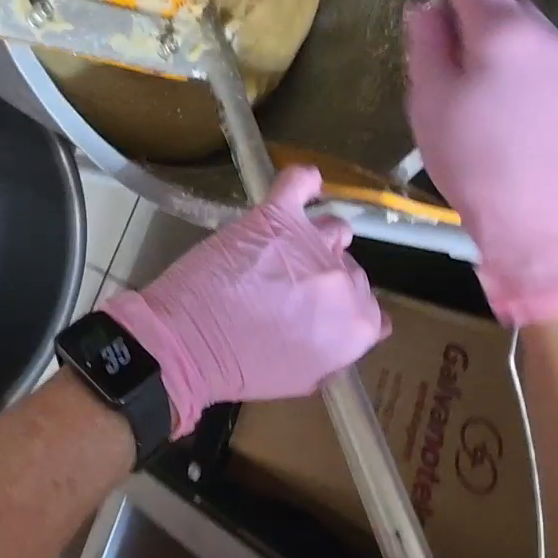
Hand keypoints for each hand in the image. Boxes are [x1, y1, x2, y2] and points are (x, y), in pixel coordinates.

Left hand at [99, 167, 382, 436]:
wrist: (189, 342)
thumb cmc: (241, 367)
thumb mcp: (304, 377)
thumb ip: (334, 351)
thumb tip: (344, 328)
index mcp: (356, 327)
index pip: (368, 305)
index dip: (343, 303)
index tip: (321, 305)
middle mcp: (344, 283)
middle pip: (348, 266)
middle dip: (325, 274)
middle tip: (292, 283)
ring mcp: (310, 245)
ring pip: (332, 229)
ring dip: (317, 237)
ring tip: (291, 246)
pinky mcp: (275, 218)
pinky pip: (298, 184)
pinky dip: (304, 179)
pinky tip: (308, 181)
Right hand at [404, 0, 557, 324]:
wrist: (546, 229)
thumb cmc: (475, 160)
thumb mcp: (430, 99)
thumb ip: (426, 45)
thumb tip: (428, 10)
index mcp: (503, 32)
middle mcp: (543, 37)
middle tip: (426, 6)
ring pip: (516, 24)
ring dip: (483, 23)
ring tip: (450, 52)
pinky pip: (530, 51)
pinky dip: (501, 49)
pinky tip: (482, 80)